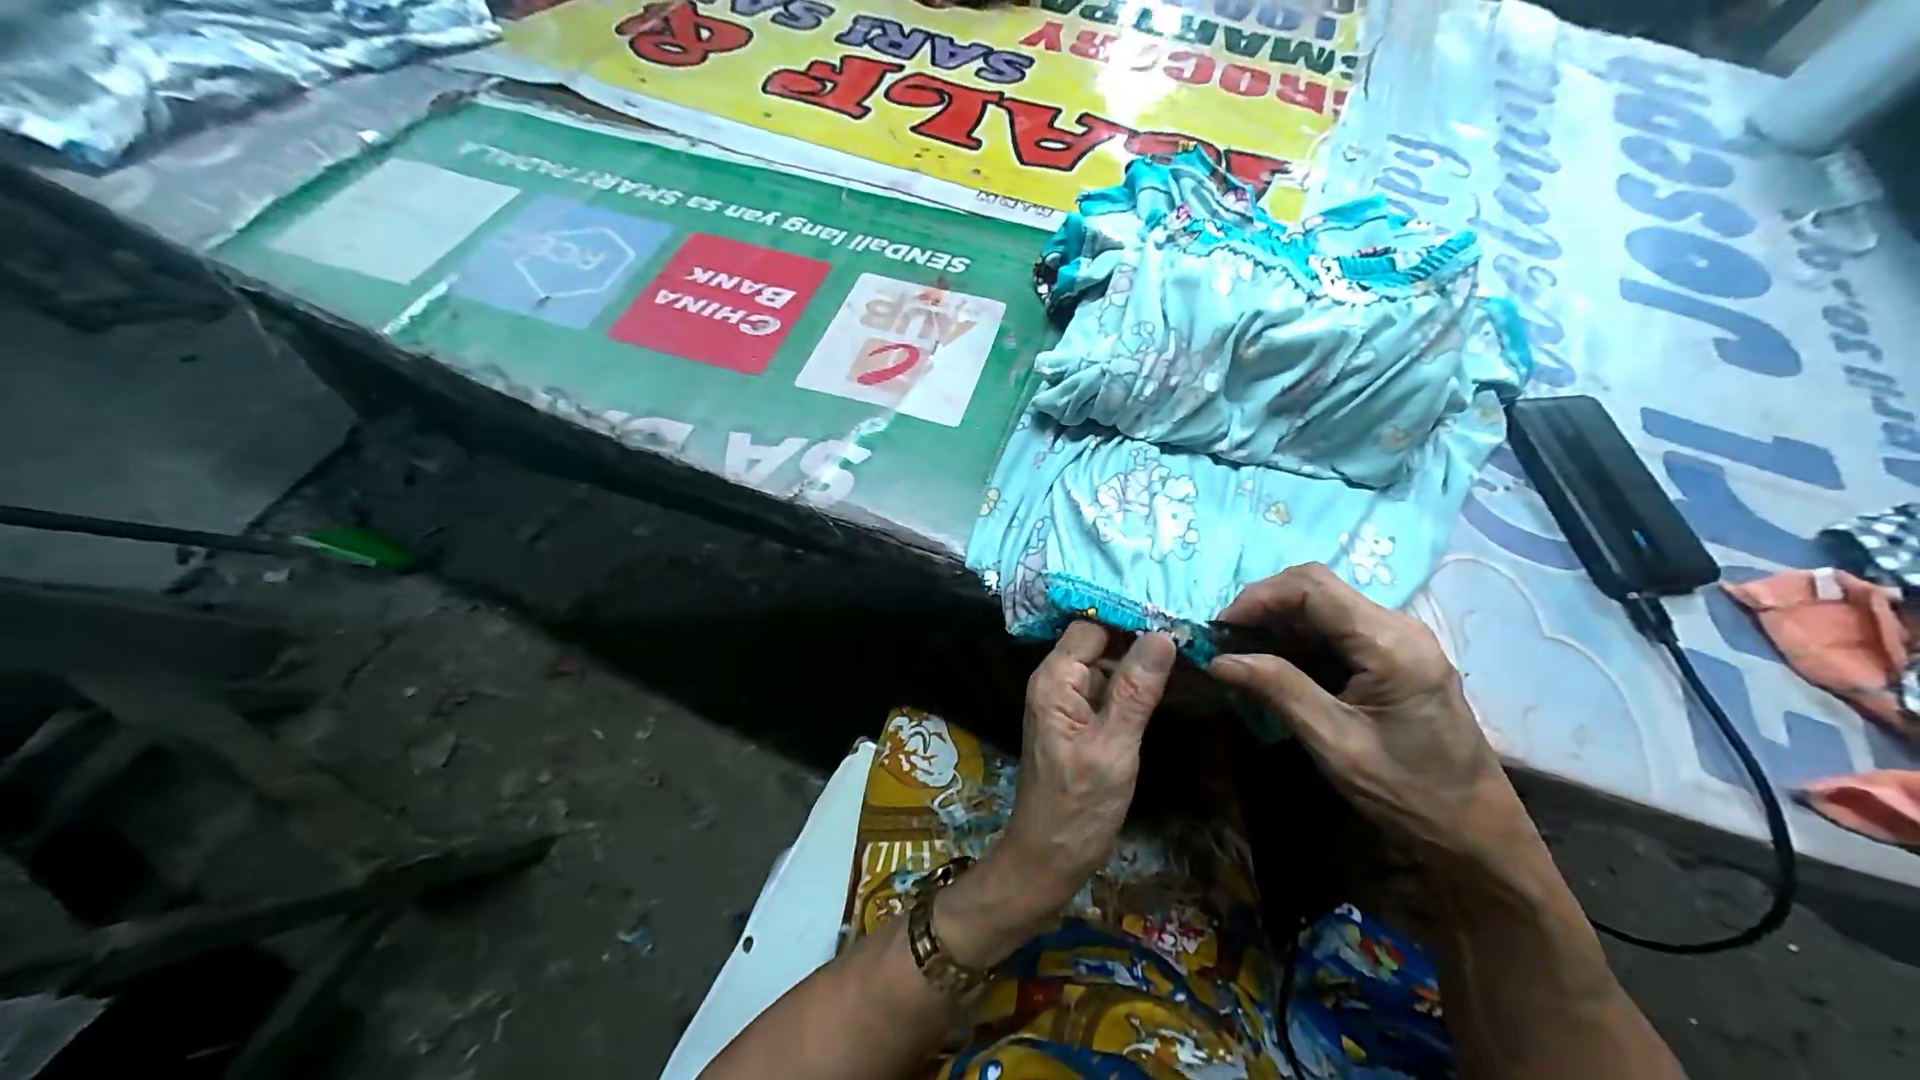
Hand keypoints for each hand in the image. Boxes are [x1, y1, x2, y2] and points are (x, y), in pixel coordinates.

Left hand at [996, 622, 1175, 914]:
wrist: (1049, 857)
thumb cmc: (1079, 806)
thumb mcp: (1113, 747)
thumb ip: (1136, 690)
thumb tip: (1163, 635)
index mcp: (1055, 679)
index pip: (1092, 626)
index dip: (1130, 620)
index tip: (1176, 617)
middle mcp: (1056, 681)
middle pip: (1099, 642)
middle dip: (1140, 640)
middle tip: (1194, 638)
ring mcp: (1067, 701)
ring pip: (1107, 665)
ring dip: (1141, 663)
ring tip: (1192, 656)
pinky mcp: (1080, 721)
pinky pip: (1108, 690)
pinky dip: (1134, 687)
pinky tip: (1170, 685)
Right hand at [1207, 564, 1521, 860]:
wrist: (1475, 830)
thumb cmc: (1408, 792)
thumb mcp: (1335, 743)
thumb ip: (1279, 691)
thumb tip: (1218, 660)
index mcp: (1391, 644)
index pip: (1311, 587)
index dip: (1257, 598)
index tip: (1219, 631)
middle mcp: (1398, 626)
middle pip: (1315, 587)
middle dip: (1263, 607)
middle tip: (1226, 643)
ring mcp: (1398, 637)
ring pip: (1322, 604)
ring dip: (1277, 623)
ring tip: (1243, 656)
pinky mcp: (1393, 653)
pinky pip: (1334, 627)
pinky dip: (1296, 638)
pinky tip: (1276, 666)